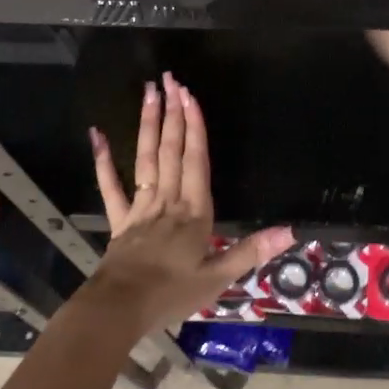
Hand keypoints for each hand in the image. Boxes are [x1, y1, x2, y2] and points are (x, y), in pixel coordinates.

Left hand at [86, 73, 292, 333]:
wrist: (119, 309)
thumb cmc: (171, 295)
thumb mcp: (217, 279)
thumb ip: (252, 251)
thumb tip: (291, 230)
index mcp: (194, 213)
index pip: (196, 161)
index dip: (195, 127)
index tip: (190, 95)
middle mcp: (168, 201)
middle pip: (171, 150)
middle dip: (173, 113)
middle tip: (170, 79)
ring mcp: (140, 207)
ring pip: (146, 158)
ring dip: (148, 124)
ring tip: (148, 92)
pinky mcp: (119, 220)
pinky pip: (111, 185)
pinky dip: (104, 159)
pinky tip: (97, 134)